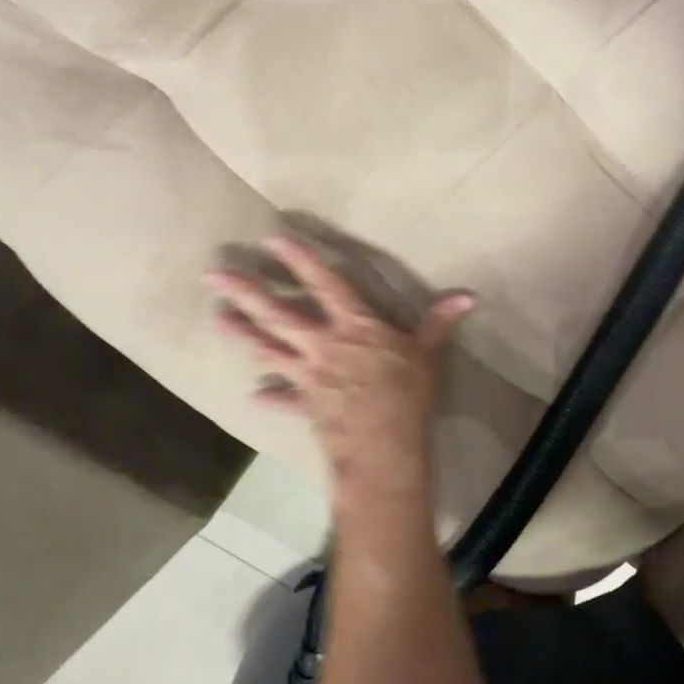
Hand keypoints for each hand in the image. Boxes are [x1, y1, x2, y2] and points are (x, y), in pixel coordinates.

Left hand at [205, 235, 476, 518]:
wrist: (382, 444)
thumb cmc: (407, 392)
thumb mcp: (429, 352)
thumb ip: (440, 322)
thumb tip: (469, 295)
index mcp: (355, 327)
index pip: (327, 286)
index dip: (302, 262)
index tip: (274, 240)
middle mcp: (323, 345)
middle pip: (279, 315)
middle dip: (246, 293)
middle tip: (213, 275)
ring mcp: (308, 376)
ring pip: (267, 351)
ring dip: (240, 336)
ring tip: (215, 318)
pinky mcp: (304, 405)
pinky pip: (282, 400)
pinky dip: (269, 398)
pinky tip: (255, 396)